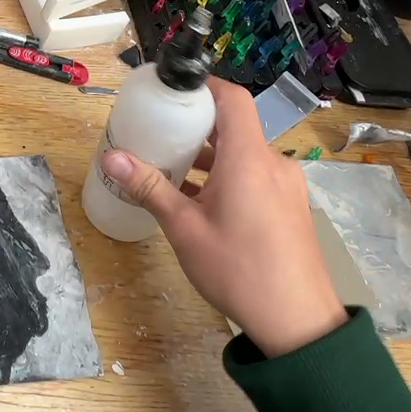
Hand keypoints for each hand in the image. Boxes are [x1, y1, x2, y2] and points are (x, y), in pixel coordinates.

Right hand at [102, 77, 346, 356]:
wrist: (301, 327)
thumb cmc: (238, 269)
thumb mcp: (183, 227)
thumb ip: (149, 186)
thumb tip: (109, 157)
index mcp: (248, 158)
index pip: (233, 98)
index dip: (204, 84)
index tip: (172, 88)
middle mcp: (272, 163)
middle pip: (234, 125)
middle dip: (195, 123)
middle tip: (158, 129)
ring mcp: (285, 186)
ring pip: (242, 153)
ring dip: (208, 153)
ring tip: (169, 165)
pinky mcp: (289, 207)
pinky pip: (253, 174)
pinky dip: (225, 174)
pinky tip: (197, 197)